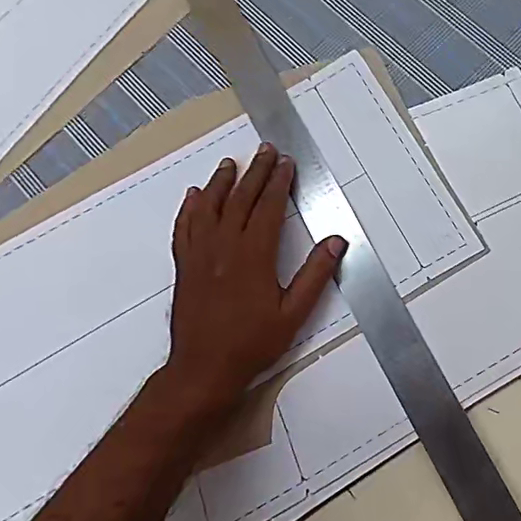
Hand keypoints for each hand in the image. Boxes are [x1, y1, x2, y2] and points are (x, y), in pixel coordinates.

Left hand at [168, 144, 346, 405]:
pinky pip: (185, 229)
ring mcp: (200, 256)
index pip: (268, 207)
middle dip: (255, 172)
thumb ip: (315, 275)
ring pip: (209, 208)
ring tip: (230, 163)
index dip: (279, 182)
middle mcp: (224, 248)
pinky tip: (192, 197)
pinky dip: (189, 209)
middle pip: (240, 200)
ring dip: (221, 183)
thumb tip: (336, 242)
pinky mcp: (184, 266)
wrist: (203, 369)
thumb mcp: (293, 314)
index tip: (286, 164)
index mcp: (253, 256)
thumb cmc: (250, 344)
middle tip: (265, 151)